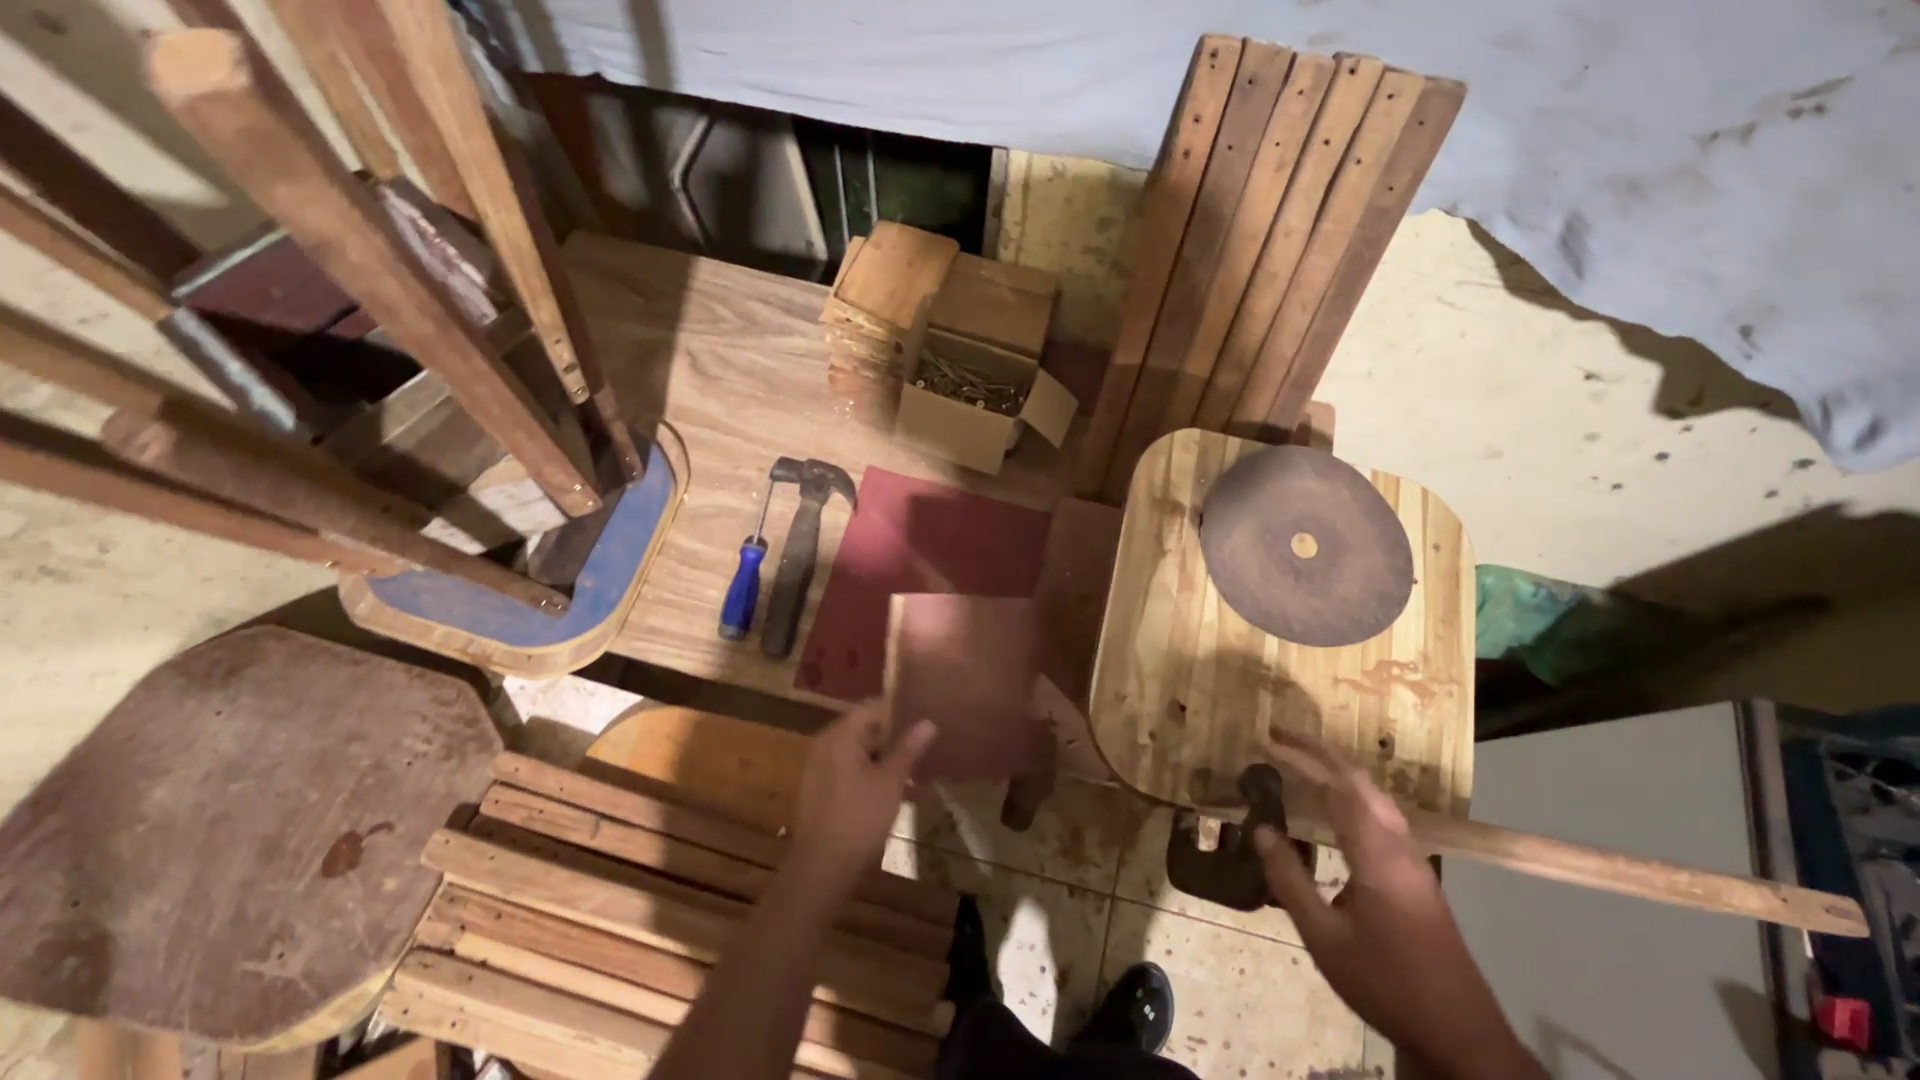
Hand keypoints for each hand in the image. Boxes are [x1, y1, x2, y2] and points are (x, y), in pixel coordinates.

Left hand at [789, 703, 936, 901]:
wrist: (822, 866)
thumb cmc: (859, 818)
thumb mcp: (890, 782)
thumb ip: (908, 749)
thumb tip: (928, 722)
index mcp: (839, 736)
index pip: (871, 707)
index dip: (898, 710)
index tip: (924, 716)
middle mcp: (825, 745)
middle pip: (864, 729)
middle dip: (895, 738)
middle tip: (925, 746)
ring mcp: (820, 768)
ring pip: (859, 752)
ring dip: (886, 759)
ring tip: (916, 771)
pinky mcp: (821, 790)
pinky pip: (850, 771)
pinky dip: (872, 775)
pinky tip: (896, 792)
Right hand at [1254, 732, 1545, 1079]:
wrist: (1458, 1032)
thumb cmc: (1385, 983)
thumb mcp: (1324, 937)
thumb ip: (1290, 880)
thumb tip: (1262, 830)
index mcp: (1377, 855)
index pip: (1340, 787)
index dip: (1304, 758)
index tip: (1270, 740)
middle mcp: (1400, 847)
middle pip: (1362, 783)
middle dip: (1322, 755)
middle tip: (1281, 740)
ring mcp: (1414, 863)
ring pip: (1377, 800)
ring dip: (1340, 775)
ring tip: (1303, 765)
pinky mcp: (1418, 880)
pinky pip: (1382, 819)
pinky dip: (1352, 799)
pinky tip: (1335, 813)